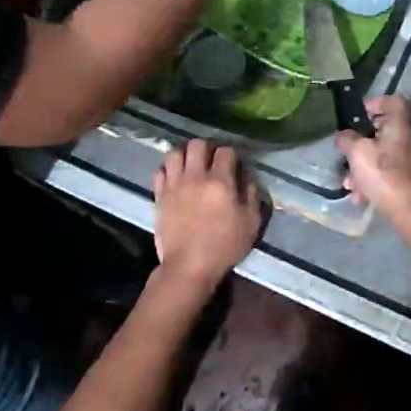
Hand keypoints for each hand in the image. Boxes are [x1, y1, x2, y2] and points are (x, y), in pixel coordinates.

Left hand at [153, 139, 264, 286]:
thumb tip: (247, 178)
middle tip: (211, 159)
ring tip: (191, 165)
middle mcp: (195, 177)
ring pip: (174, 153)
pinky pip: (160, 171)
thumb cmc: (224, 246)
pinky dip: (168, 169)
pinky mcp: (159, 196)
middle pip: (197, 144)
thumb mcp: (251, 223)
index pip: (226, 151)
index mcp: (220, 182)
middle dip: (207, 147)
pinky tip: (175, 178)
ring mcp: (174, 185)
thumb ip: (251, 195)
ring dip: (185, 155)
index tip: (234, 164)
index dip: (232, 154)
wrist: (188, 266)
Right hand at [334, 96, 410, 218]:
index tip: (355, 117)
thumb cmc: (383, 173)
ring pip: (380, 151)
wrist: (409, 209)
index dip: (373, 103)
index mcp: (400, 121)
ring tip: (349, 182)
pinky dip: (372, 177)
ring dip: (362, 164)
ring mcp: (410, 154)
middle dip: (360, 141)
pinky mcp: (408, 173)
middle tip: (347, 151)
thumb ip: (347, 139)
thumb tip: (343, 136)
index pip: (392, 99)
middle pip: (382, 128)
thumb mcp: (357, 152)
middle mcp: (409, 134)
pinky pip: (386, 168)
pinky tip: (360, 195)